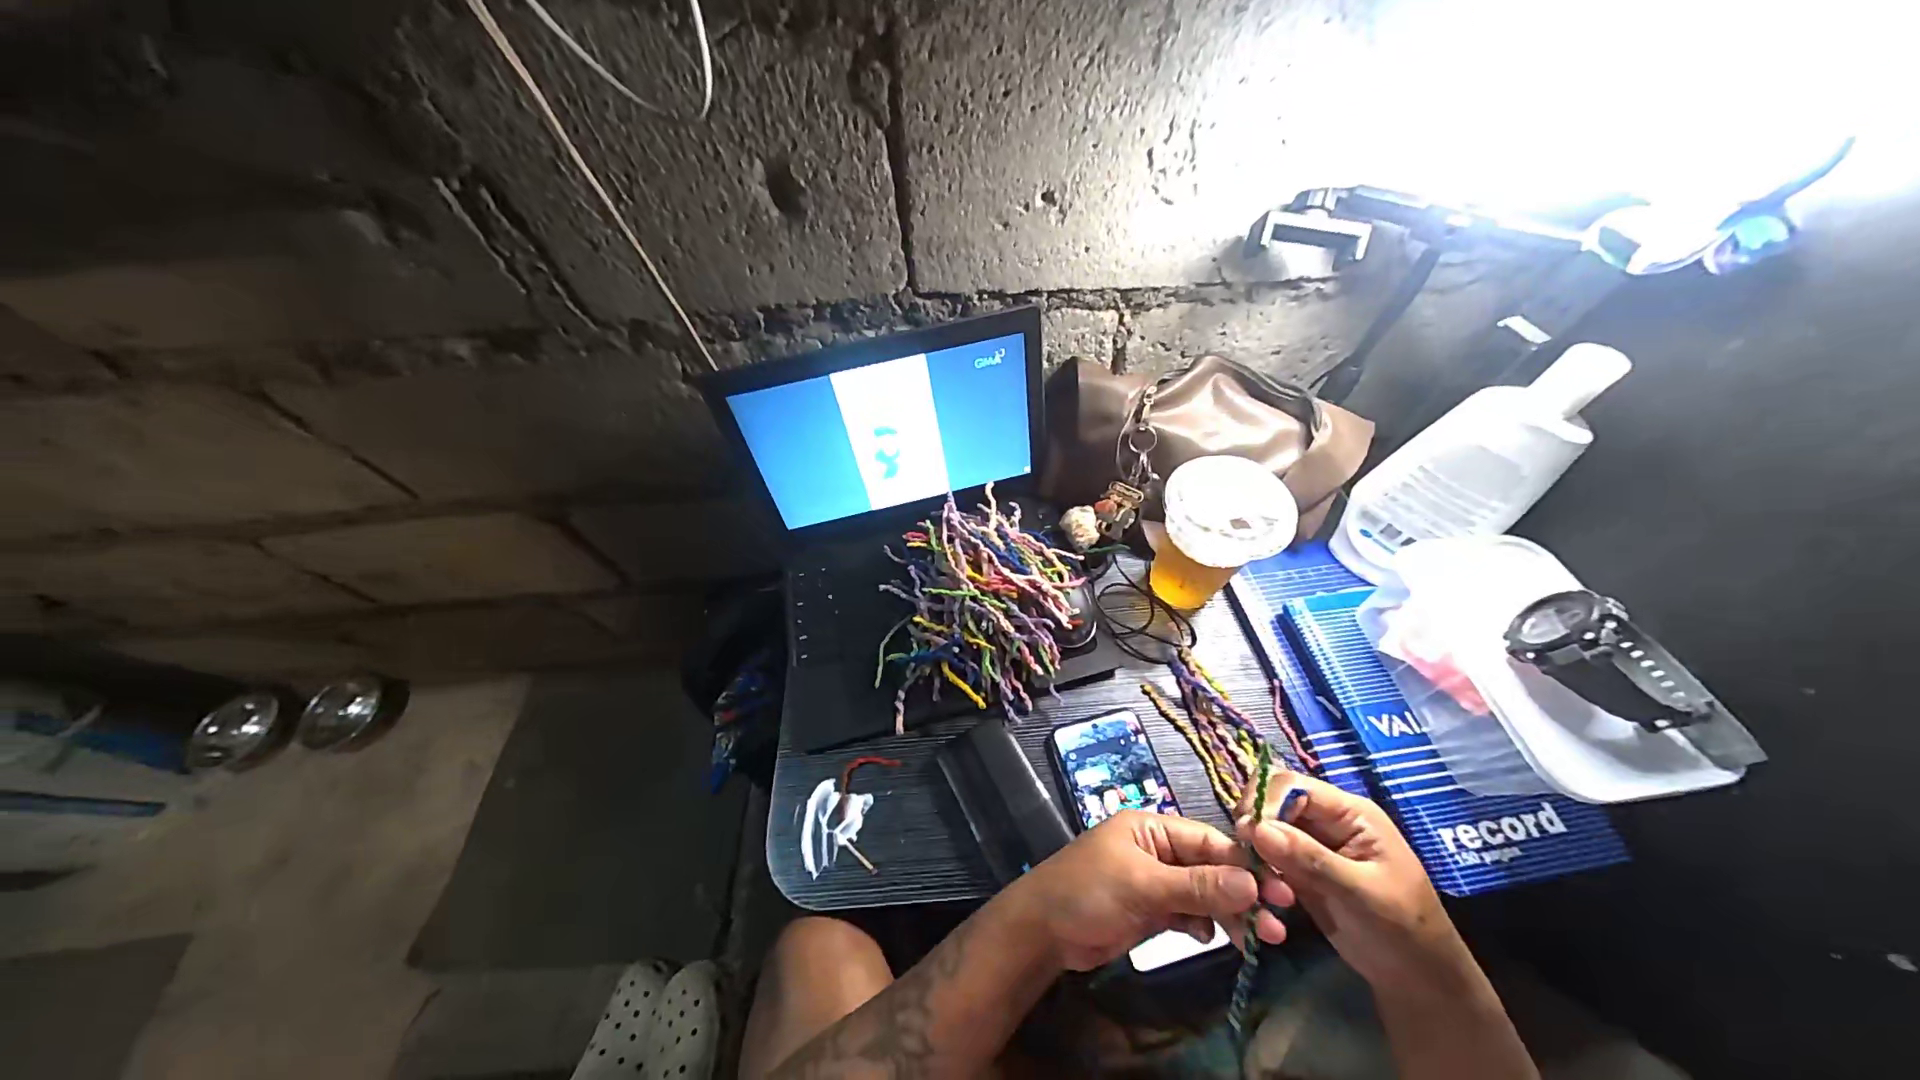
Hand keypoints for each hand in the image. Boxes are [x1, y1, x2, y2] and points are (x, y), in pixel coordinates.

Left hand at [999, 810, 1263, 970]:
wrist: (1043, 931)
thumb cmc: (1088, 893)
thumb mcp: (1143, 886)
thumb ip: (1196, 886)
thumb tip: (1252, 884)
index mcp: (1151, 828)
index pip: (1208, 841)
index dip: (1245, 864)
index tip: (1281, 891)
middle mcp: (1156, 849)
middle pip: (1210, 868)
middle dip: (1242, 894)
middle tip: (1279, 926)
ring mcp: (1154, 880)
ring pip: (1203, 893)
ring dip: (1229, 913)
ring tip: (1259, 940)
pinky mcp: (1150, 909)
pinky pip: (1188, 913)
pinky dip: (1203, 924)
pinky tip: (1211, 938)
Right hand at [1237, 767, 1475, 995]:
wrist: (1418, 981)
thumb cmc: (1405, 930)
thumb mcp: (1362, 893)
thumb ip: (1311, 859)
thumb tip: (1257, 829)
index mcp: (1349, 812)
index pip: (1293, 786)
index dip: (1266, 802)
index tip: (1248, 834)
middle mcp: (1326, 820)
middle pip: (1273, 801)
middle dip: (1255, 823)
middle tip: (1246, 855)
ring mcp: (1311, 844)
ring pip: (1264, 828)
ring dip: (1254, 850)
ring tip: (1258, 880)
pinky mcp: (1298, 869)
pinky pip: (1266, 855)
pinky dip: (1258, 869)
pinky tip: (1262, 891)